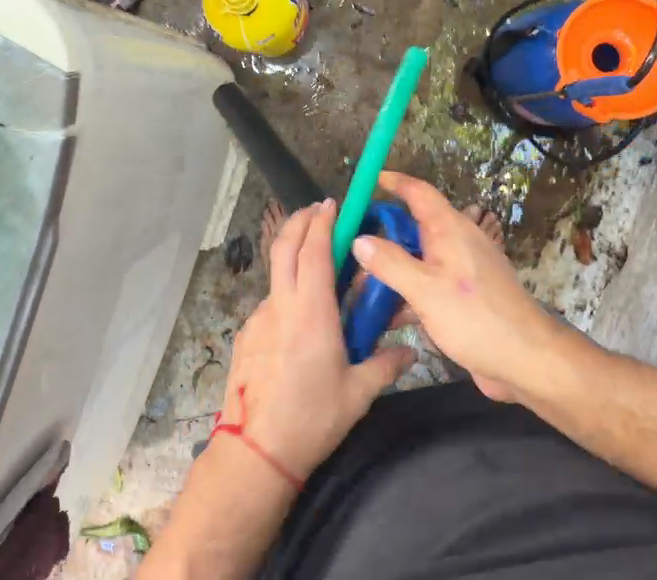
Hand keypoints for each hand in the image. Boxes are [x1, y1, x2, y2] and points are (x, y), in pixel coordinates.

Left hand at [219, 199, 414, 480]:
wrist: (256, 451)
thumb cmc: (312, 418)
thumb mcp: (357, 394)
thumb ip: (385, 366)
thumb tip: (410, 353)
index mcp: (311, 311)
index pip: (315, 249)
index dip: (323, 222)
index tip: (333, 204)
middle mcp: (281, 305)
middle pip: (284, 246)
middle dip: (300, 221)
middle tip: (318, 212)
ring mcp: (259, 320)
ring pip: (276, 275)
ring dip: (293, 258)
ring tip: (317, 268)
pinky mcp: (246, 337)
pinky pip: (270, 304)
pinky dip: (286, 294)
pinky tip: (301, 320)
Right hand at [352, 172, 573, 402]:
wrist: (526, 359)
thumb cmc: (475, 317)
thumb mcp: (425, 290)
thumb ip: (390, 263)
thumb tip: (360, 239)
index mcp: (450, 229)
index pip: (419, 193)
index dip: (395, 182)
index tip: (371, 179)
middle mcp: (457, 243)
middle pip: (415, 228)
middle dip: (383, 236)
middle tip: (351, 248)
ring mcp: (463, 271)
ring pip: (419, 260)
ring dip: (392, 270)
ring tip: (359, 287)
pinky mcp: (465, 298)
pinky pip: (429, 285)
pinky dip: (408, 293)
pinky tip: (386, 317)